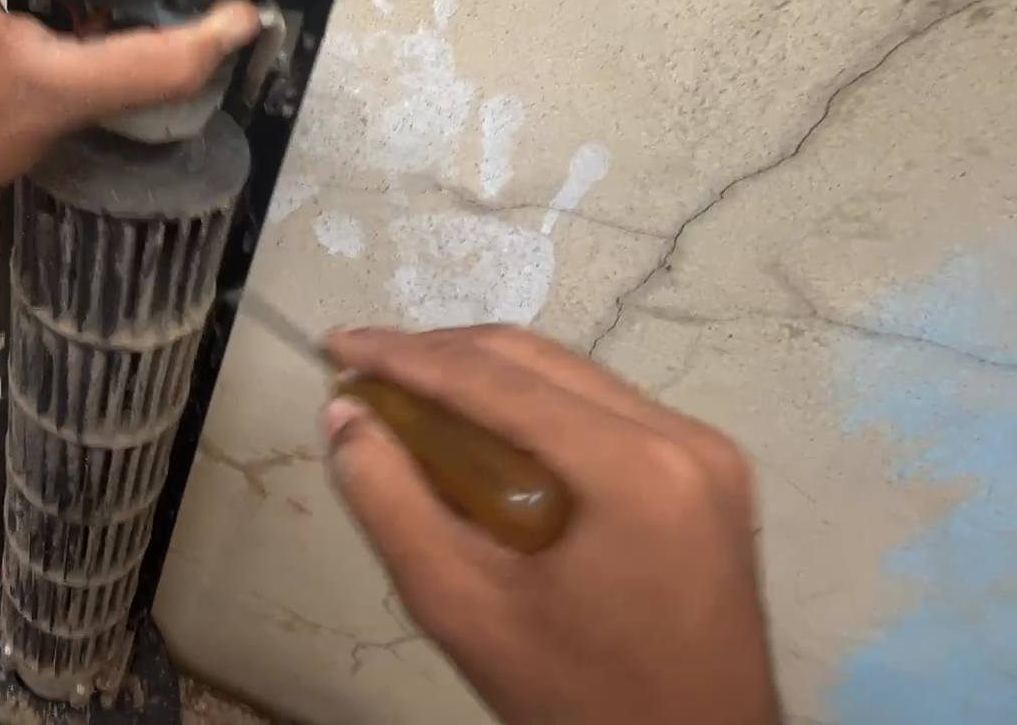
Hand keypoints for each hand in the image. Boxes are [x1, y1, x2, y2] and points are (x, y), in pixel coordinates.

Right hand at [322, 325, 780, 724]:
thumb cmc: (573, 693)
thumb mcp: (456, 601)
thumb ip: (387, 499)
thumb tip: (343, 413)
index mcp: (634, 470)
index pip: (491, 378)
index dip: (400, 353)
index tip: (334, 344)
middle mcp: (678, 438)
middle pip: (525, 358)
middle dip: (430, 353)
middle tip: (359, 366)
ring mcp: (697, 449)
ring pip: (554, 369)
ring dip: (467, 370)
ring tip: (399, 389)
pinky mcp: (695, 467)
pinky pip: (581, 400)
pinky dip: (510, 396)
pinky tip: (465, 422)